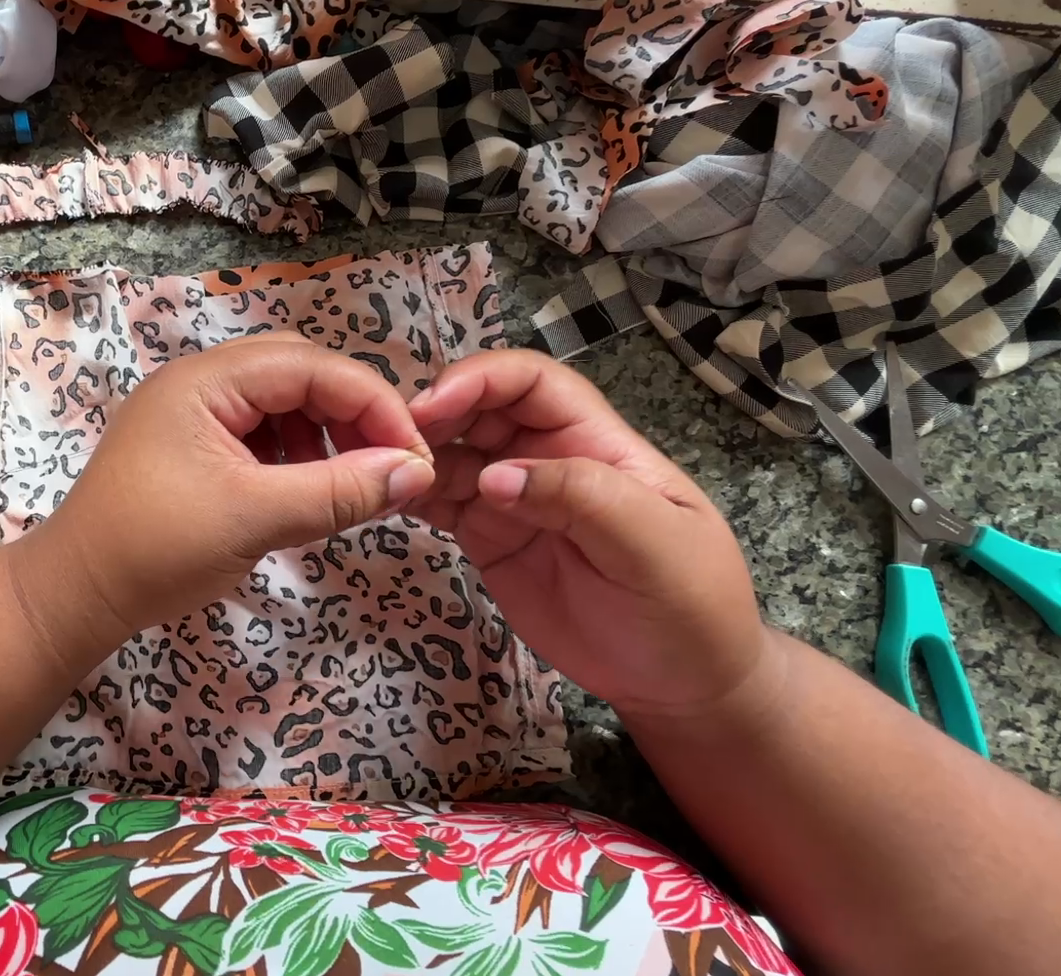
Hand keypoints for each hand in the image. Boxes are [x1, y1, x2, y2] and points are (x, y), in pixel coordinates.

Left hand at [9, 332, 438, 658]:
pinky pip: (258, 435)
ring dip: (322, 435)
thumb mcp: (253, 518)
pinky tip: (304, 491)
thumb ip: (337, 490)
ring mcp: (192, 414)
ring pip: (279, 404)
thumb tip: (416, 472)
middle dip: (348, 414)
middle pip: (297, 373)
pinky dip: (292, 457)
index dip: (372, 403)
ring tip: (345, 483)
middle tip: (384, 465)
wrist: (77, 593)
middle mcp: (199, 383)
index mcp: (205, 380)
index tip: (415, 455)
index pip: (310, 365)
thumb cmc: (154, 549)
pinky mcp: (192, 448)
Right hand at [403, 349, 768, 718]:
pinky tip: (379, 502)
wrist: (673, 680)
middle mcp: (542, 457)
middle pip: (476, 410)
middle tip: (388, 446)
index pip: (530, 383)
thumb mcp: (653, 546)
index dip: (479, 379)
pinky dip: (405, 495)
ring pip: (446, 454)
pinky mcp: (482, 533)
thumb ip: (579, 499)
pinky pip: (436, 501)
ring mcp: (508, 497)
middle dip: (432, 416)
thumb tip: (490, 477)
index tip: (433, 407)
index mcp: (592, 442)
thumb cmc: (685, 604)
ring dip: (410, 457)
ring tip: (375, 477)